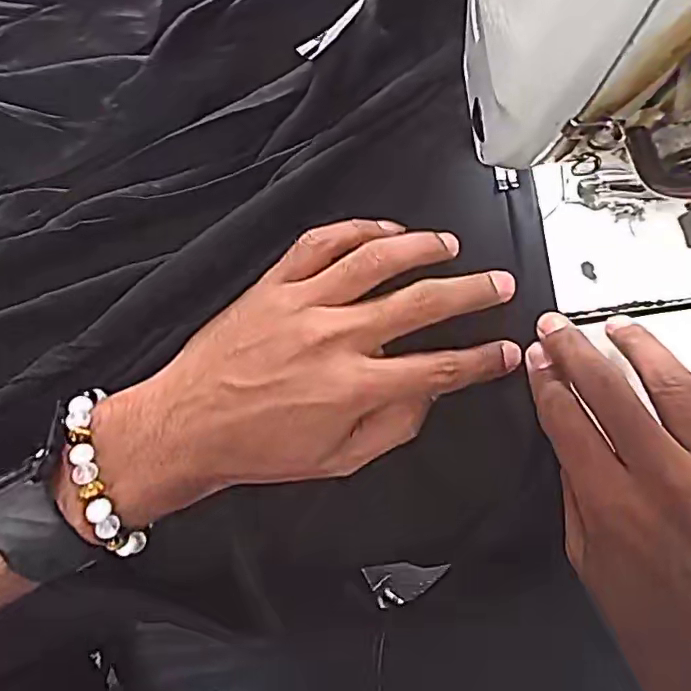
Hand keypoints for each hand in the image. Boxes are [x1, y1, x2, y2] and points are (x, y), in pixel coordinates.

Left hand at [62, 219, 521, 526]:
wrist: (186, 426)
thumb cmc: (254, 447)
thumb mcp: (338, 460)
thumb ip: (394, 426)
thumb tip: (428, 395)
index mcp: (354, 387)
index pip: (440, 367)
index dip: (483, 359)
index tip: (504, 351)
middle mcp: (334, 338)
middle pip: (422, 302)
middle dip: (473, 292)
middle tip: (498, 285)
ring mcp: (304, 304)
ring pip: (376, 260)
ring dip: (422, 248)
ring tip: (449, 246)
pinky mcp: (275, 285)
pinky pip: (321, 243)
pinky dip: (357, 230)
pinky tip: (381, 230)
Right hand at [525, 312, 690, 690]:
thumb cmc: (671, 640)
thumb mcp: (593, 570)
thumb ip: (578, 499)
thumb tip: (569, 444)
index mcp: (616, 511)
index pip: (568, 419)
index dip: (546, 381)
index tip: (539, 359)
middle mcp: (670, 486)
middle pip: (610, 390)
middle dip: (574, 349)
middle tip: (560, 328)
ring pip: (677, 385)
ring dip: (639, 347)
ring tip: (618, 329)